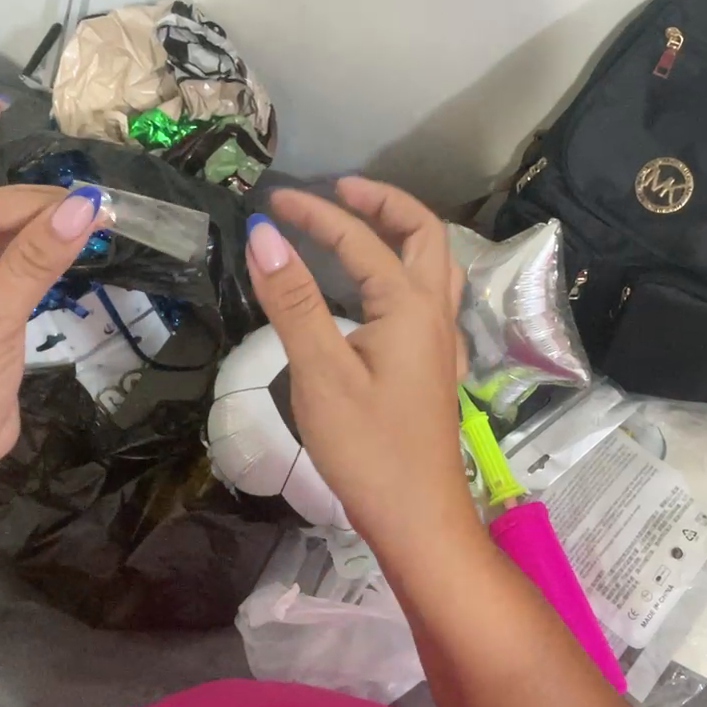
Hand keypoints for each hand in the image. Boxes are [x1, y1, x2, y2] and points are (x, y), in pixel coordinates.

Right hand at [245, 178, 476, 553]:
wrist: (417, 516)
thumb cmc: (368, 448)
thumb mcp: (321, 372)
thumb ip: (294, 302)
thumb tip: (265, 235)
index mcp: (410, 306)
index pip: (360, 240)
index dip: (315, 214)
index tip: (273, 201)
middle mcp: (435, 312)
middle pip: (424, 233)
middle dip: (383, 202)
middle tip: (339, 191)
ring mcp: (441, 340)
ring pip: (434, 264)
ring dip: (402, 233)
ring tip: (359, 224)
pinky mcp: (435, 364)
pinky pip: (430, 296)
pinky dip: (406, 270)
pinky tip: (379, 290)